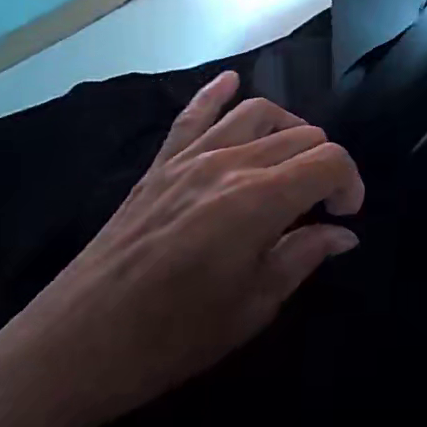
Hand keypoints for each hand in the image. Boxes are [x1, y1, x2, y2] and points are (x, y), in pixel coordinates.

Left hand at [0, 71, 363, 426]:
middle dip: (324, 163)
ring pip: (255, 113)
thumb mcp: (252, 308)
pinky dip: (216, 93)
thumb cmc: (172, 337)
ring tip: (293, 162)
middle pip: (299, 134)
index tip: (345, 217)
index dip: (350, 182)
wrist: (76, 345)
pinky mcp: (159, 165)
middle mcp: (229, 163)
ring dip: (288, 129)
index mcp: (259, 200)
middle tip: (321, 207)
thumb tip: (342, 234)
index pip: (329, 160)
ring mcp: (190, 158)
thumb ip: (302, 257)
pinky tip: (231, 81)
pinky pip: (192, 115)